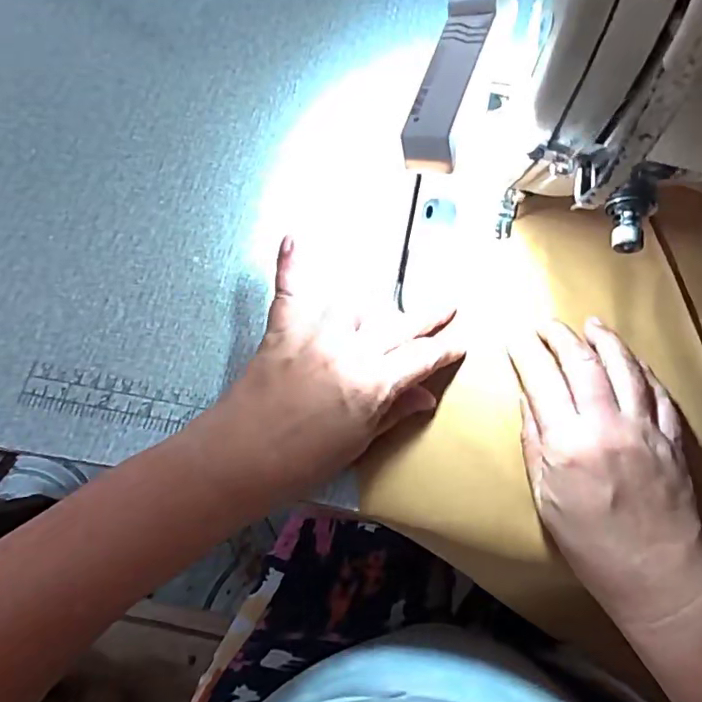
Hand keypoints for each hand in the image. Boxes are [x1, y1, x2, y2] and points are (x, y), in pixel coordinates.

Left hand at [193, 236, 466, 503]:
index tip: (460, 342)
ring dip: (375, 308)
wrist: (241, 457)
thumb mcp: (358, 443)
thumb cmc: (302, 463)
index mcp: (373, 385)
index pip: (422, 359)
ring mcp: (314, 335)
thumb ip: (392, 413)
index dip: (445, 350)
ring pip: (355, 306)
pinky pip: (290, 291)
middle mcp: (349, 352)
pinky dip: (291, 266)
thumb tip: (425, 397)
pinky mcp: (282, 330)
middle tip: (449, 307)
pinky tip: (293, 239)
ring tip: (386, 311)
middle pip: (399, 326)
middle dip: (429, 317)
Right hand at [509, 318, 701, 629]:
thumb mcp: (544, 495)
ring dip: (606, 341)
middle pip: (583, 363)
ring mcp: (645, 429)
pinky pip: (657, 391)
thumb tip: (527, 398)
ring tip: (592, 324)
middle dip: (561, 337)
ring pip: (625, 368)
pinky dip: (641, 369)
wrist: (656, 574)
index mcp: (568, 443)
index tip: (517, 339)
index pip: (542, 379)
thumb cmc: (589, 543)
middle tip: (547, 325)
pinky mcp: (673, 437)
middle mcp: (607, 426)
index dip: (527, 353)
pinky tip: (630, 360)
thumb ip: (534, 441)